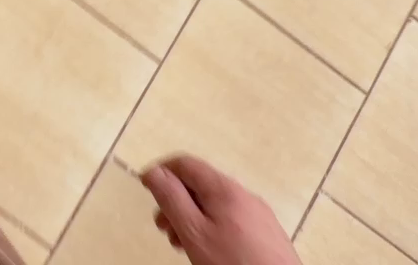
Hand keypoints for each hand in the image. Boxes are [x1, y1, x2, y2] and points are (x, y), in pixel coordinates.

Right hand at [142, 154, 299, 264]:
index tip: (146, 191)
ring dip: (193, 218)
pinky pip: (233, 222)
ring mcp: (261, 217)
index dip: (161, 172)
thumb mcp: (193, 232)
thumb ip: (170, 197)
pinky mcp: (271, 238)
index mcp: (225, 188)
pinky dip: (213, 229)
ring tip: (182, 244)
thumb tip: (153, 170)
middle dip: (176, 201)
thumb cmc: (232, 264)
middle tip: (163, 228)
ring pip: (216, 206)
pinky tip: (210, 252)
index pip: (185, 163)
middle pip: (200, 186)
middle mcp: (245, 195)